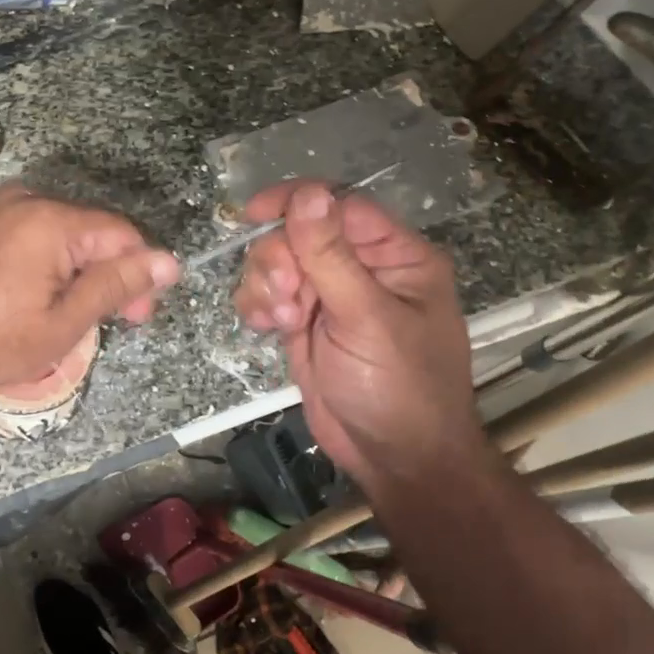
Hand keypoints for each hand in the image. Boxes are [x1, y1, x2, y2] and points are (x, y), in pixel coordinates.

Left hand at [0, 184, 180, 393]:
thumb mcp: (61, 323)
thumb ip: (115, 286)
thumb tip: (167, 260)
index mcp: (51, 219)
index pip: (122, 234)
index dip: (139, 275)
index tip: (135, 317)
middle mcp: (25, 199)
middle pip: (89, 231)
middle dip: (104, 275)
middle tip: (99, 324)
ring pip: (58, 234)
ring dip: (72, 272)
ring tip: (59, 318)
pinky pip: (25, 235)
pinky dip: (40, 264)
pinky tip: (26, 300)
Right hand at [233, 182, 487, 489]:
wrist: (394, 461)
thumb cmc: (400, 387)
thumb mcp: (366, 317)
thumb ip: (330, 254)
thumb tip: (306, 193)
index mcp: (396, 255)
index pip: (339, 206)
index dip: (295, 204)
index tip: (253, 215)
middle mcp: (362, 266)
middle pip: (297, 231)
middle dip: (278, 260)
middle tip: (283, 297)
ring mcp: (329, 294)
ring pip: (275, 260)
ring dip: (265, 285)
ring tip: (280, 320)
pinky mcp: (303, 319)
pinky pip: (265, 292)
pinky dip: (256, 304)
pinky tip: (266, 327)